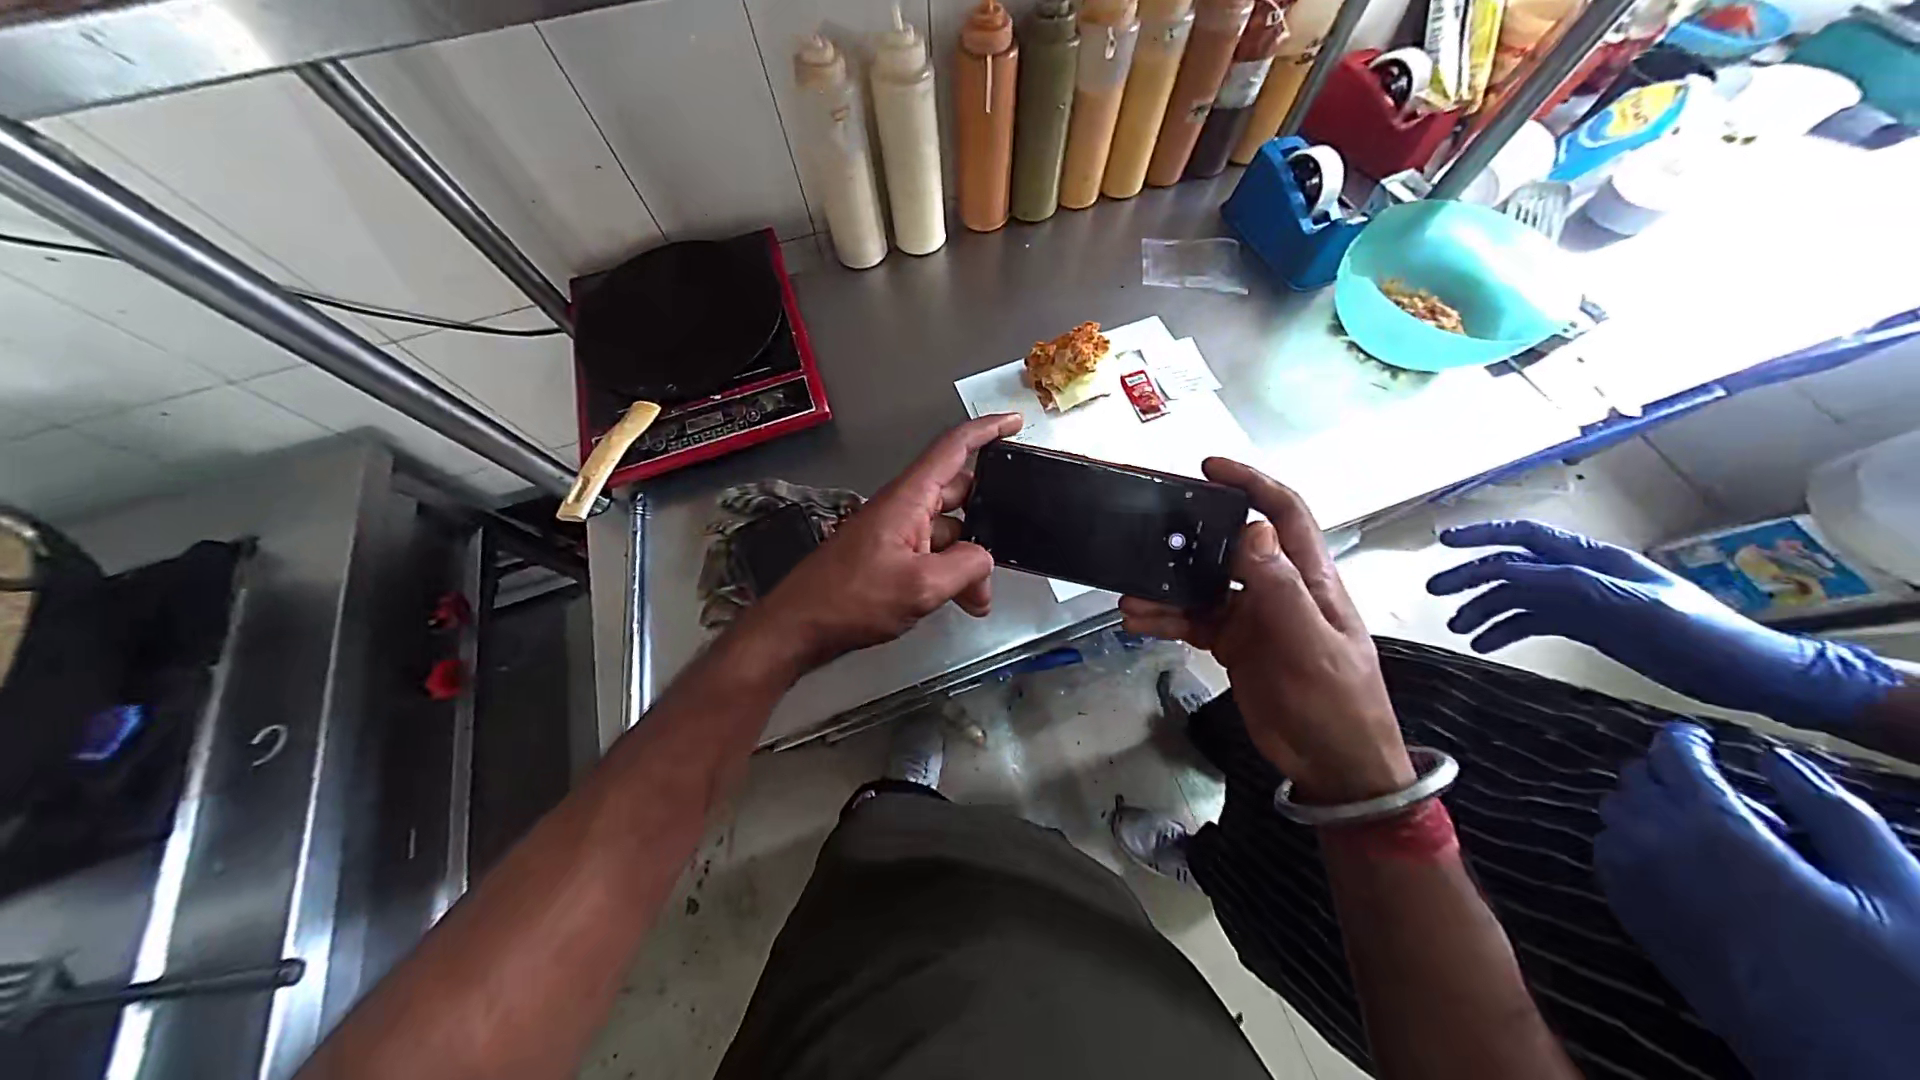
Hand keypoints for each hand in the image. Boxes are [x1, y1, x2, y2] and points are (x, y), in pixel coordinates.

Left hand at [747, 413, 1021, 670]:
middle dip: (988, 520)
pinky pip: (933, 552)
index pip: (953, 449)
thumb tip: (984, 560)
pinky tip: (959, 598)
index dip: (987, 430)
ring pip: (949, 532)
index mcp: (908, 499)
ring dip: (969, 560)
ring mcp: (896, 532)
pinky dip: (951, 573)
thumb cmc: (848, 599)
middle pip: (959, 495)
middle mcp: (903, 508)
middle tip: (1010, 543)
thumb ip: (966, 568)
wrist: (802, 625)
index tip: (1012, 423)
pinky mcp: (890, 555)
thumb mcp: (921, 586)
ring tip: (978, 594)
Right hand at [1120, 459, 1414, 803]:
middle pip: (1230, 547)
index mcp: (1307, 579)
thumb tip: (1253, 531)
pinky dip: (1165, 620)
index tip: (1212, 468)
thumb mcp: (1311, 646)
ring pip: (1202, 587)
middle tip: (1149, 533)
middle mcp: (1277, 589)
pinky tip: (1139, 623)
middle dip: (1191, 537)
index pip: (1283, 515)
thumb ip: (1281, 590)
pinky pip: (1193, 621)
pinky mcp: (1233, 643)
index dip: (1252, 484)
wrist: (1333, 764)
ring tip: (1130, 596)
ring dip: (1167, 589)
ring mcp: (1253, 617)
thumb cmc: (1337, 703)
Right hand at [1427, 520, 1901, 730]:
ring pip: (1515, 597)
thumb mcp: (1633, 606)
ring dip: (1481, 609)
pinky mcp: (1585, 626)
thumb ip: (1569, 584)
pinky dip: (1503, 630)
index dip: (1482, 535)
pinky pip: (1530, 622)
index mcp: (1593, 561)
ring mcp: (1581, 601)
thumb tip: (1505, 572)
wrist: (1749, 676)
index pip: (1525, 537)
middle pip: (1511, 568)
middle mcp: (1580, 575)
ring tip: (1457, 629)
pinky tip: (1484, 645)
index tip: (1443, 543)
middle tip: (1434, 593)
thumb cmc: (1700, 635)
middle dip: (1469, 578)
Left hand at [1595, 723, 1919, 1079]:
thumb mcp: (1895, 888)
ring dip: (1649, 804)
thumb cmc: (1894, 982)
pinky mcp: (1626, 913)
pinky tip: (1683, 860)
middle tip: (1726, 792)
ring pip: (1615, 811)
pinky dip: (1632, 837)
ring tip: (1711, 827)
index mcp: (1711, 825)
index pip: (1670, 754)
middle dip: (1669, 771)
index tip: (1707, 739)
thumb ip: (1831, 811)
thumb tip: (1774, 757)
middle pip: (1635, 778)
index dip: (1686, 739)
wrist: (1853, 1073)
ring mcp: (1630, 878)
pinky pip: (1607, 850)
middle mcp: (1651, 841)